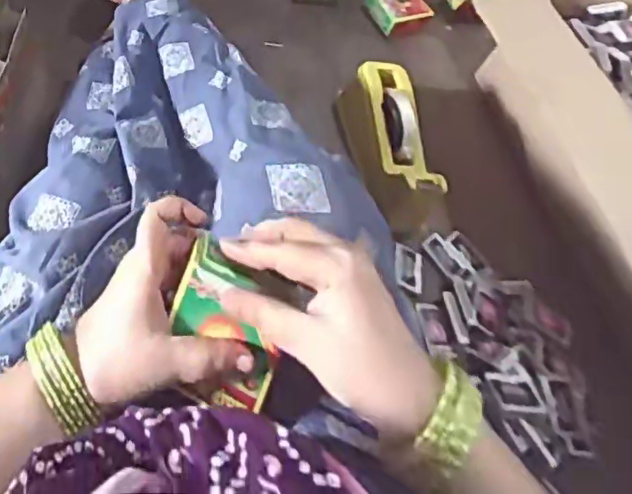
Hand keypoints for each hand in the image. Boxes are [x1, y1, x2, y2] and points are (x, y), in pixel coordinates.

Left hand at [72, 196, 251, 408]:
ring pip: (173, 265)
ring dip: (198, 275)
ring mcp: (138, 284)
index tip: (206, 224)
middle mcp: (142, 266)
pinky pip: (168, 285)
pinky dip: (188, 292)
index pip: (156, 214)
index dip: (180, 208)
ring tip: (228, 295)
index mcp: (145, 264)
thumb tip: (251, 356)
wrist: (77, 377)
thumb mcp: (167, 358)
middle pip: (175, 241)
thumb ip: (209, 356)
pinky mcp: (138, 303)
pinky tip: (208, 316)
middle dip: (204, 251)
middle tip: (232, 273)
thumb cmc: (118, 356)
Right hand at [219, 218, 440, 442]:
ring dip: (278, 240)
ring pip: (307, 236)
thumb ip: (263, 312)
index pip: (280, 250)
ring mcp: (355, 260)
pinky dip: (294, 249)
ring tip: (248, 248)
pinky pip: (318, 248)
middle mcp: (345, 251)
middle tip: (231, 244)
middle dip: (262, 235)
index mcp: (334, 264)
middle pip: (295, 231)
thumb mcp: (306, 344)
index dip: (246, 249)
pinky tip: (279, 261)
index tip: (216, 246)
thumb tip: (221, 292)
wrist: (415, 399)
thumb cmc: (359, 370)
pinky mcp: (359, 273)